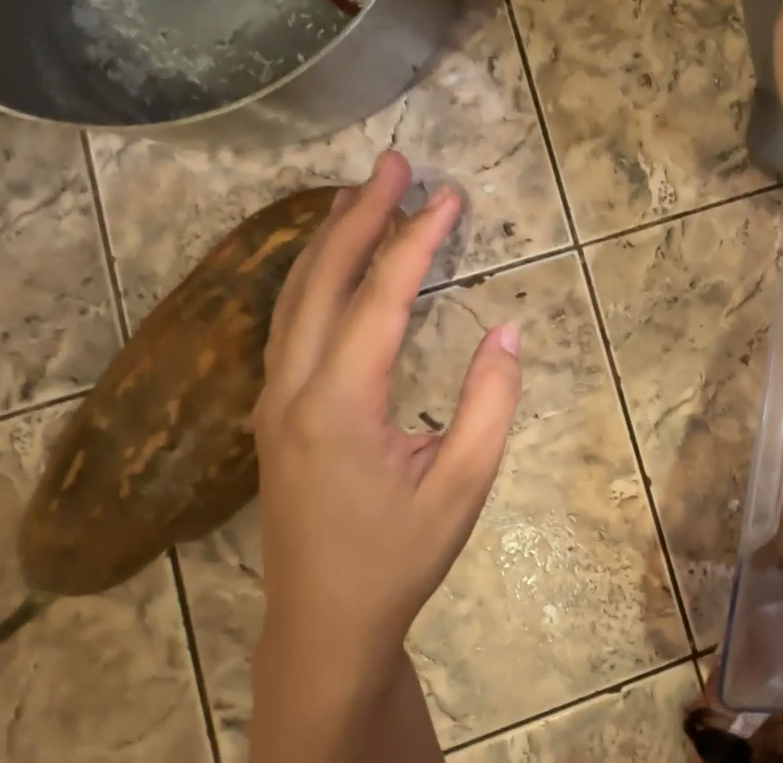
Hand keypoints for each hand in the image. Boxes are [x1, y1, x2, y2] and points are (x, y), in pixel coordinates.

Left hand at [252, 149, 520, 657]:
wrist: (326, 620)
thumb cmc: (401, 553)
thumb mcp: (466, 483)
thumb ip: (490, 402)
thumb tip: (508, 331)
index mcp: (339, 404)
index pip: (381, 299)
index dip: (417, 241)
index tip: (451, 195)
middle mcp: (293, 390)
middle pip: (320, 281)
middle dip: (358, 215)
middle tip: (395, 162)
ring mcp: (274, 401)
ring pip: (294, 299)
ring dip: (328, 239)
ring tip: (362, 193)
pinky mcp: (276, 413)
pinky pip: (291, 324)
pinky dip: (315, 276)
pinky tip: (333, 264)